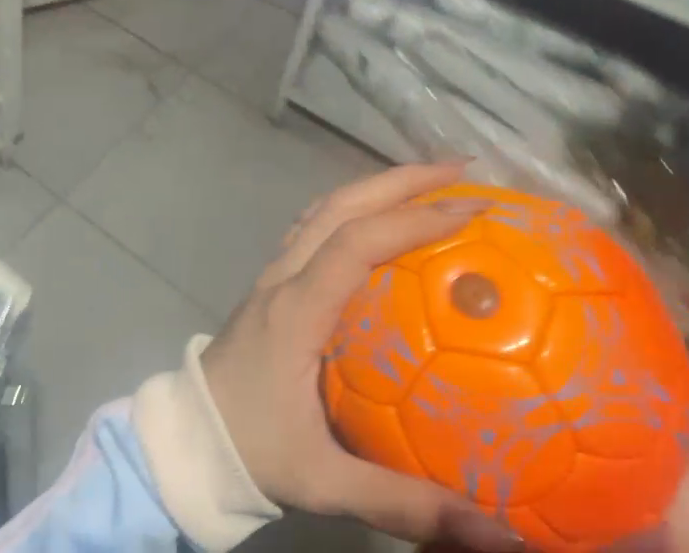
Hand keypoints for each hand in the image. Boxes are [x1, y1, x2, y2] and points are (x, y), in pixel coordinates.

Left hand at [199, 163, 519, 549]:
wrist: (188, 440)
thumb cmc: (250, 450)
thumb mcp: (325, 484)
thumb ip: (407, 506)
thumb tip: (499, 537)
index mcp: (295, 311)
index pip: (352, 244)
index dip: (409, 220)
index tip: (470, 210)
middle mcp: (283, 279)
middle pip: (338, 207)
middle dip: (399, 181)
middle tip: (463, 172)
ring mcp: (274, 277)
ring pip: (323, 210)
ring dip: (375, 188)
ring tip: (431, 183)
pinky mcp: (273, 287)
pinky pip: (315, 229)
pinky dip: (354, 211)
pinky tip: (384, 221)